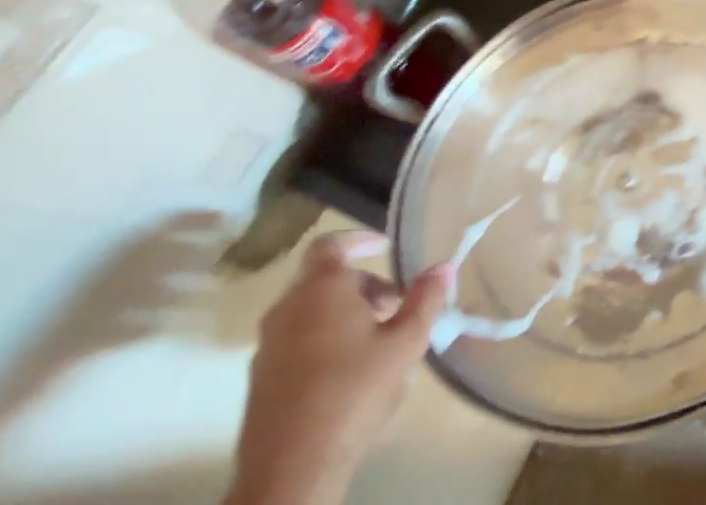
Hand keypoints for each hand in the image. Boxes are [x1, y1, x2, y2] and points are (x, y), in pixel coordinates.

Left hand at [224, 230, 450, 504]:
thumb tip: (444, 266)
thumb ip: (425, 301)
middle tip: (396, 305)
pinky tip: (350, 371)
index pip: (331, 244)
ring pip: (310, 310)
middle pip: (324, 279)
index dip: (359, 239)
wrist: (291, 465)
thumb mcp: (405, 344)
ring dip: (345, 312)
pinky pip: (297, 338)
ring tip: (379, 341)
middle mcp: (286, 308)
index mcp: (320, 289)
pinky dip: (325, 337)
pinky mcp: (261, 376)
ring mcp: (268, 343)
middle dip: (363, 284)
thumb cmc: (354, 391)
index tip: (384, 246)